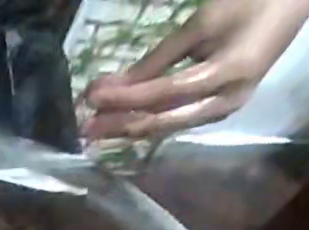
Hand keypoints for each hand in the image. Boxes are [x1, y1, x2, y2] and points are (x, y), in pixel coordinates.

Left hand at [82, 0, 308, 139]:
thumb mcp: (204, 23)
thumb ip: (158, 58)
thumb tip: (114, 86)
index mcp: (227, 75)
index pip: (162, 94)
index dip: (123, 98)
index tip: (90, 96)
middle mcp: (224, 103)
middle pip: (159, 120)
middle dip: (117, 123)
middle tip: (80, 126)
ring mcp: (222, 110)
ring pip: (164, 126)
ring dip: (126, 127)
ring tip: (93, 128)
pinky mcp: (216, 110)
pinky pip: (174, 121)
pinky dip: (144, 121)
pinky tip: (119, 123)